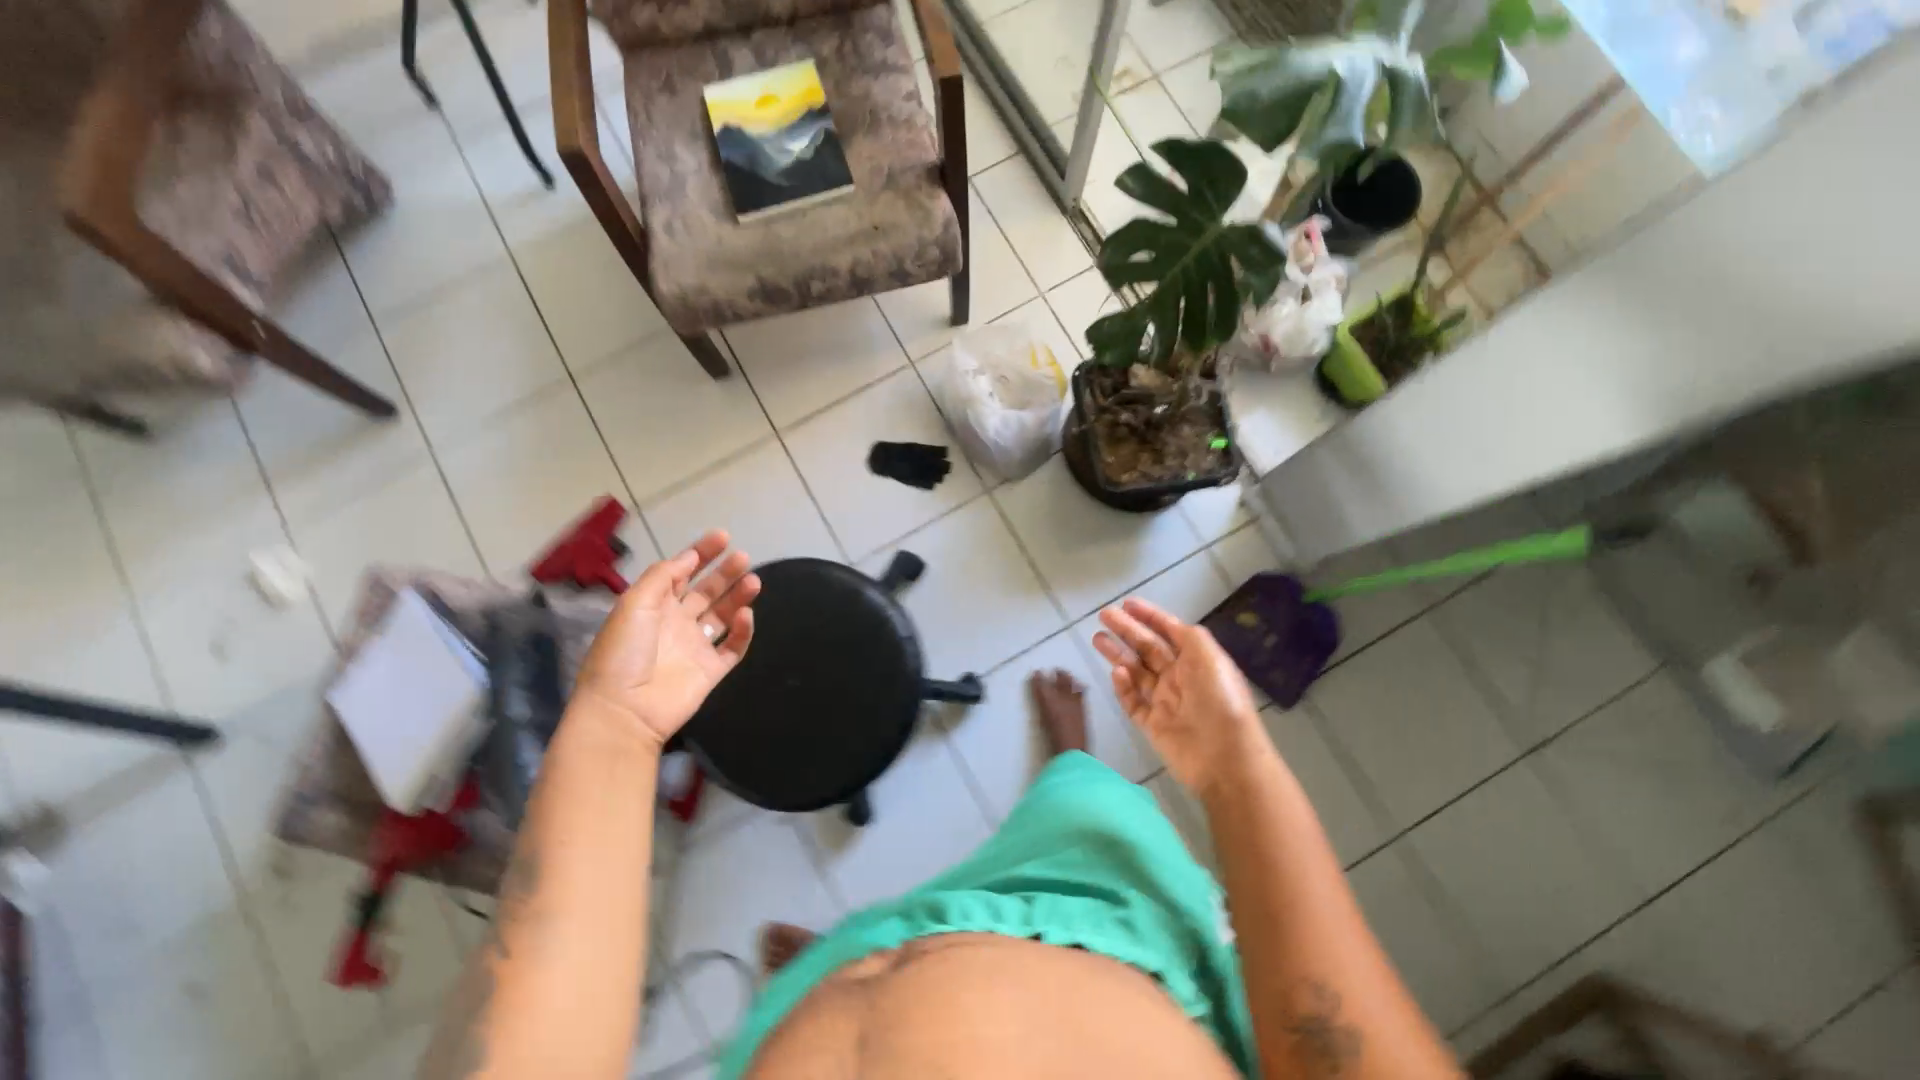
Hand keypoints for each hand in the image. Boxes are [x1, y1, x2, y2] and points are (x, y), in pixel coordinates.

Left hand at [574, 530, 760, 749]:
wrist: (625, 709)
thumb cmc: (623, 652)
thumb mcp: (634, 603)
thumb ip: (663, 576)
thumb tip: (687, 558)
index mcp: (653, 606)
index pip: (680, 573)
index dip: (700, 553)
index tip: (722, 537)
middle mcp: (675, 623)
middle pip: (706, 592)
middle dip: (724, 573)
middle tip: (743, 557)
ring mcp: (694, 647)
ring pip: (723, 616)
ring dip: (738, 597)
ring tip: (754, 581)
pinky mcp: (711, 670)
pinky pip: (733, 647)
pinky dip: (743, 631)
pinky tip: (746, 616)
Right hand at [1092, 597, 1265, 795]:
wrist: (1225, 757)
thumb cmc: (1219, 701)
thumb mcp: (1210, 657)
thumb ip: (1188, 636)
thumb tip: (1170, 625)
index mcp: (1197, 660)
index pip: (1170, 632)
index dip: (1149, 616)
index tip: (1126, 604)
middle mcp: (1180, 677)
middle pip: (1148, 648)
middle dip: (1127, 630)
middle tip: (1103, 616)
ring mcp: (1165, 702)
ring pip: (1136, 672)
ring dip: (1118, 654)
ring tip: (1097, 639)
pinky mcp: (1152, 725)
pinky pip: (1132, 702)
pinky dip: (1123, 687)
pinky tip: (1116, 673)